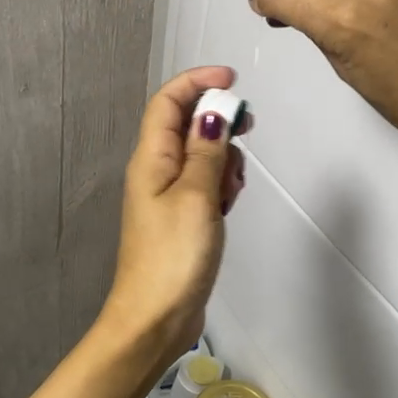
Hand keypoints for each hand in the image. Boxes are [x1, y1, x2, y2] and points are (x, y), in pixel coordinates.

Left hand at [101, 66, 249, 363]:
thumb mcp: (196, 196)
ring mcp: (168, 196)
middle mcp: (155, 171)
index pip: (167, 101)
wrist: (155, 318)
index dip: (197, 81)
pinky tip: (229, 203)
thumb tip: (212, 110)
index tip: (233, 79)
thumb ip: (206, 151)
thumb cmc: (173, 256)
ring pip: (199, 155)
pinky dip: (220, 184)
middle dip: (217, 120)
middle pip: (185, 124)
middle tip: (246, 130)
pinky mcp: (182, 219)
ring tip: (231, 187)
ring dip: (222, 157)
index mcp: (150, 158)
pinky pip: (204, 184)